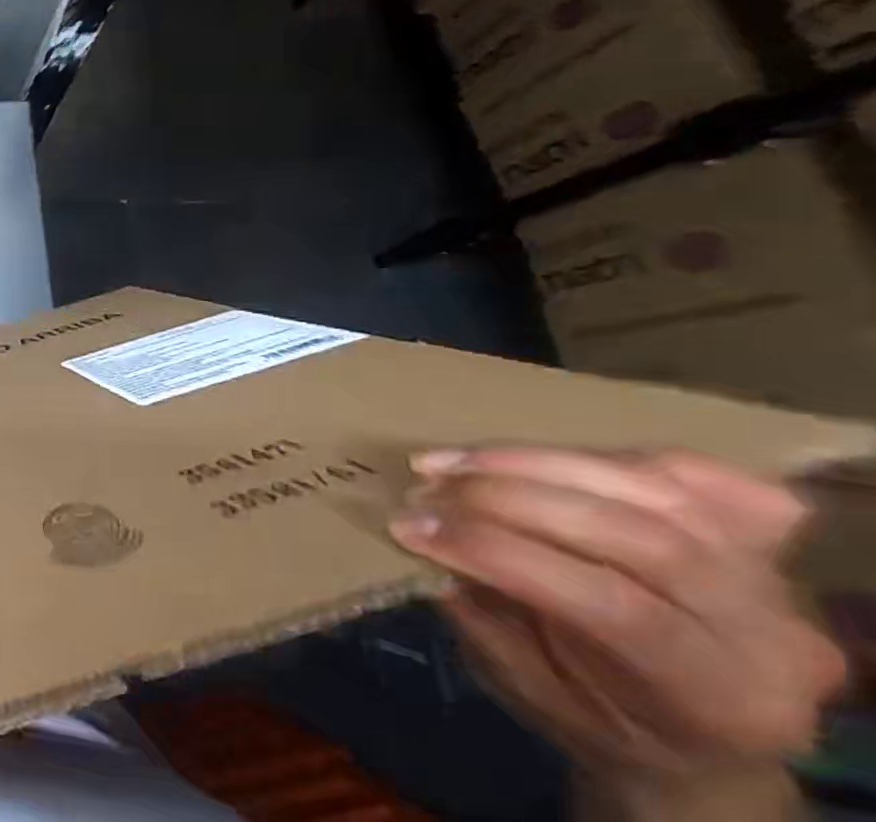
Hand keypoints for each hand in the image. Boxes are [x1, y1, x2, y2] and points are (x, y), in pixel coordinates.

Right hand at [389, 447, 844, 821]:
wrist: (698, 730)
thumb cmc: (598, 720)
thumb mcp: (529, 693)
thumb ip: (488, 621)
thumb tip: (430, 542)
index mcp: (713, 698)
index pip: (610, 605)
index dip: (500, 554)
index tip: (412, 528)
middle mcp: (765, 631)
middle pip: (636, 535)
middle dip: (507, 498)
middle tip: (424, 489)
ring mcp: (770, 571)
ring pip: (651, 488)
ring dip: (529, 462)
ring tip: (449, 463)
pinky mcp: (755, 527)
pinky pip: (677, 468)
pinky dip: (588, 454)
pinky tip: (520, 457)